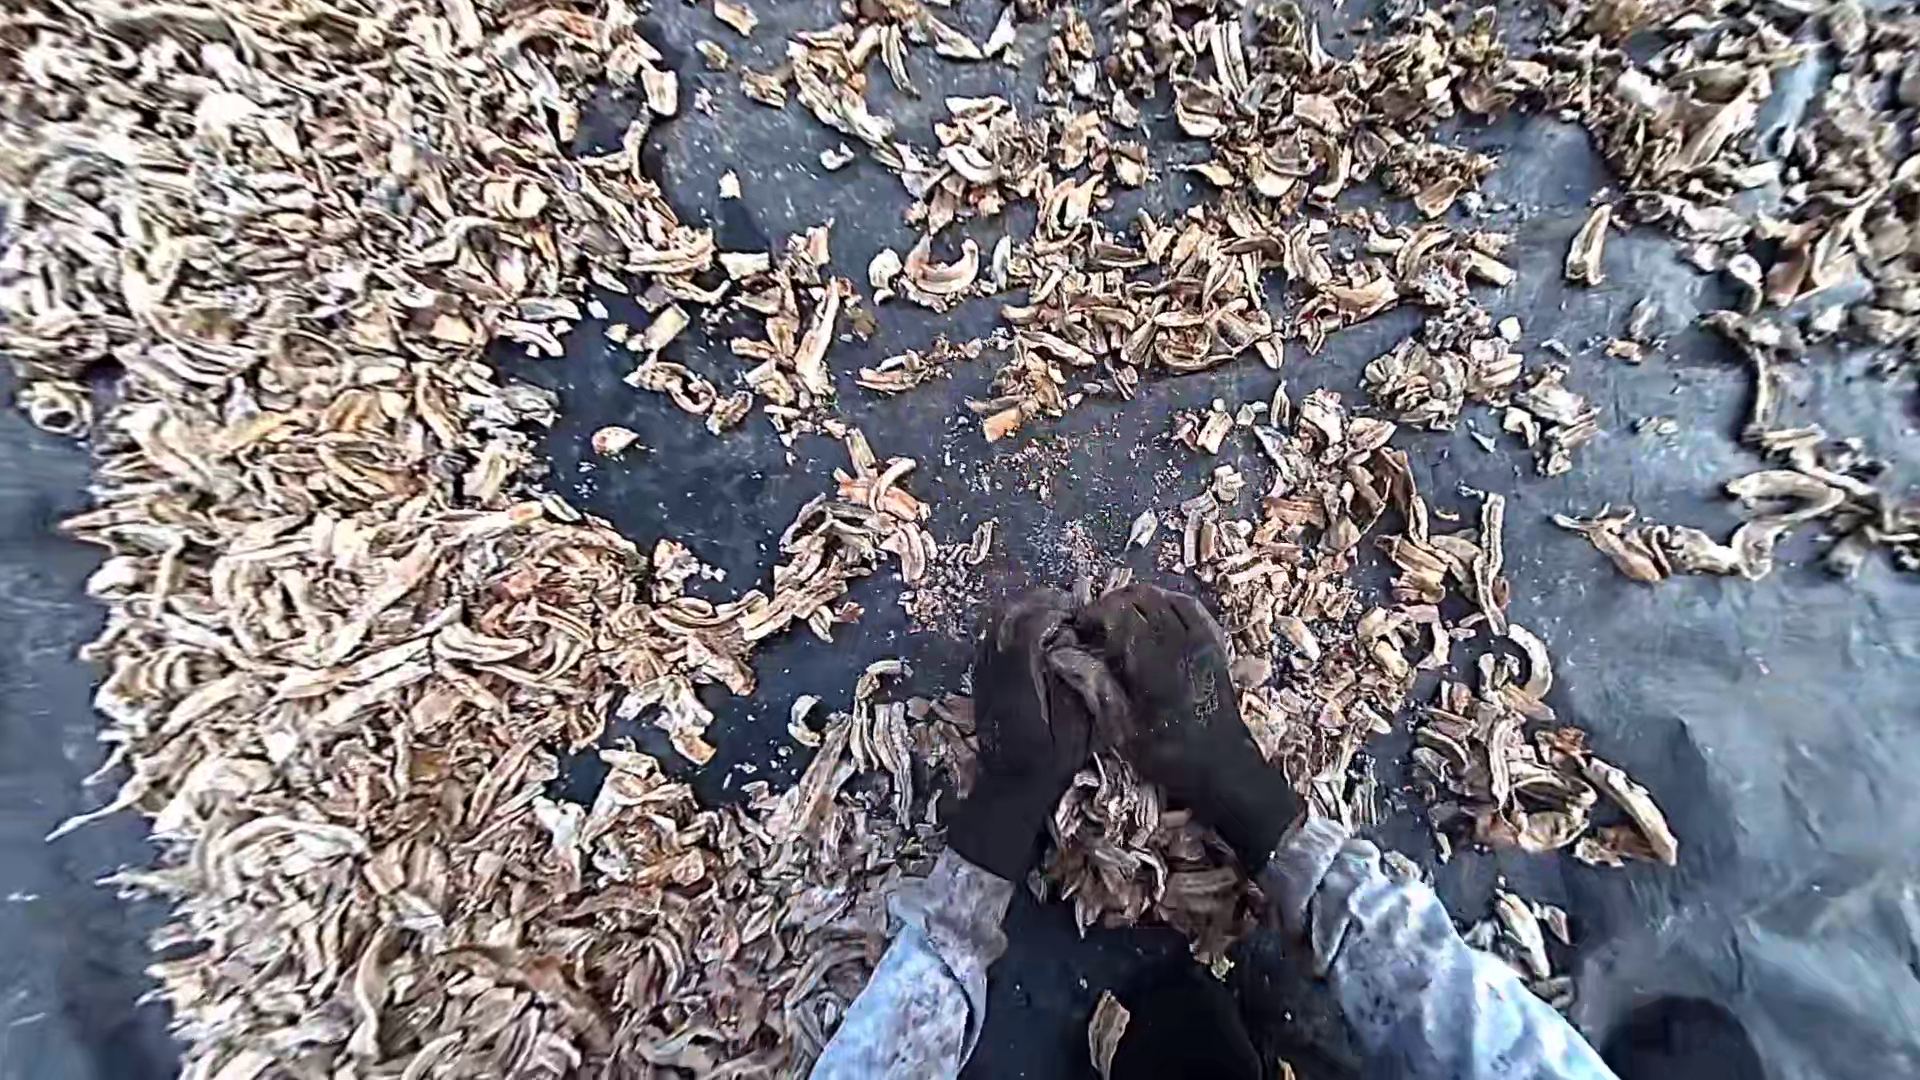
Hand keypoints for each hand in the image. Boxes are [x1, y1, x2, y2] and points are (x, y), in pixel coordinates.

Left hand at [945, 588, 1093, 879]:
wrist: (1009, 788)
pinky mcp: (978, 682)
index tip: (1070, 610)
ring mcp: (983, 679)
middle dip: (1033, 604)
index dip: (1047, 613)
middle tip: (1060, 602)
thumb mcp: (1074, 734)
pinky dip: (1006, 626)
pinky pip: (986, 642)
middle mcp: (996, 678)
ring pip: (992, 630)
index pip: (1025, 634)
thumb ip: (1075, 691)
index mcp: (1020, 689)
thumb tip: (1072, 651)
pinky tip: (1024, 626)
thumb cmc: (1049, 764)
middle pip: (1004, 624)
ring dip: (1018, 612)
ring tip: (1046, 608)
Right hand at [1075, 584, 1298, 869]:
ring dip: (1135, 601)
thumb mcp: (1122, 730)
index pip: (1119, 615)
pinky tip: (1152, 617)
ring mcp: (1201, 640)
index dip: (1092, 614)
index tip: (1076, 629)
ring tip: (1117, 621)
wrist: (1225, 770)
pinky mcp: (1213, 644)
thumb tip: (1059, 653)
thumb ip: (1094, 685)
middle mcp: (1180, 643)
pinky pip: (1188, 606)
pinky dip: (1164, 603)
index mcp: (1155, 664)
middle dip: (1109, 604)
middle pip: (1140, 598)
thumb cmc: (1169, 756)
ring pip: (1163, 597)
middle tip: (1092, 626)